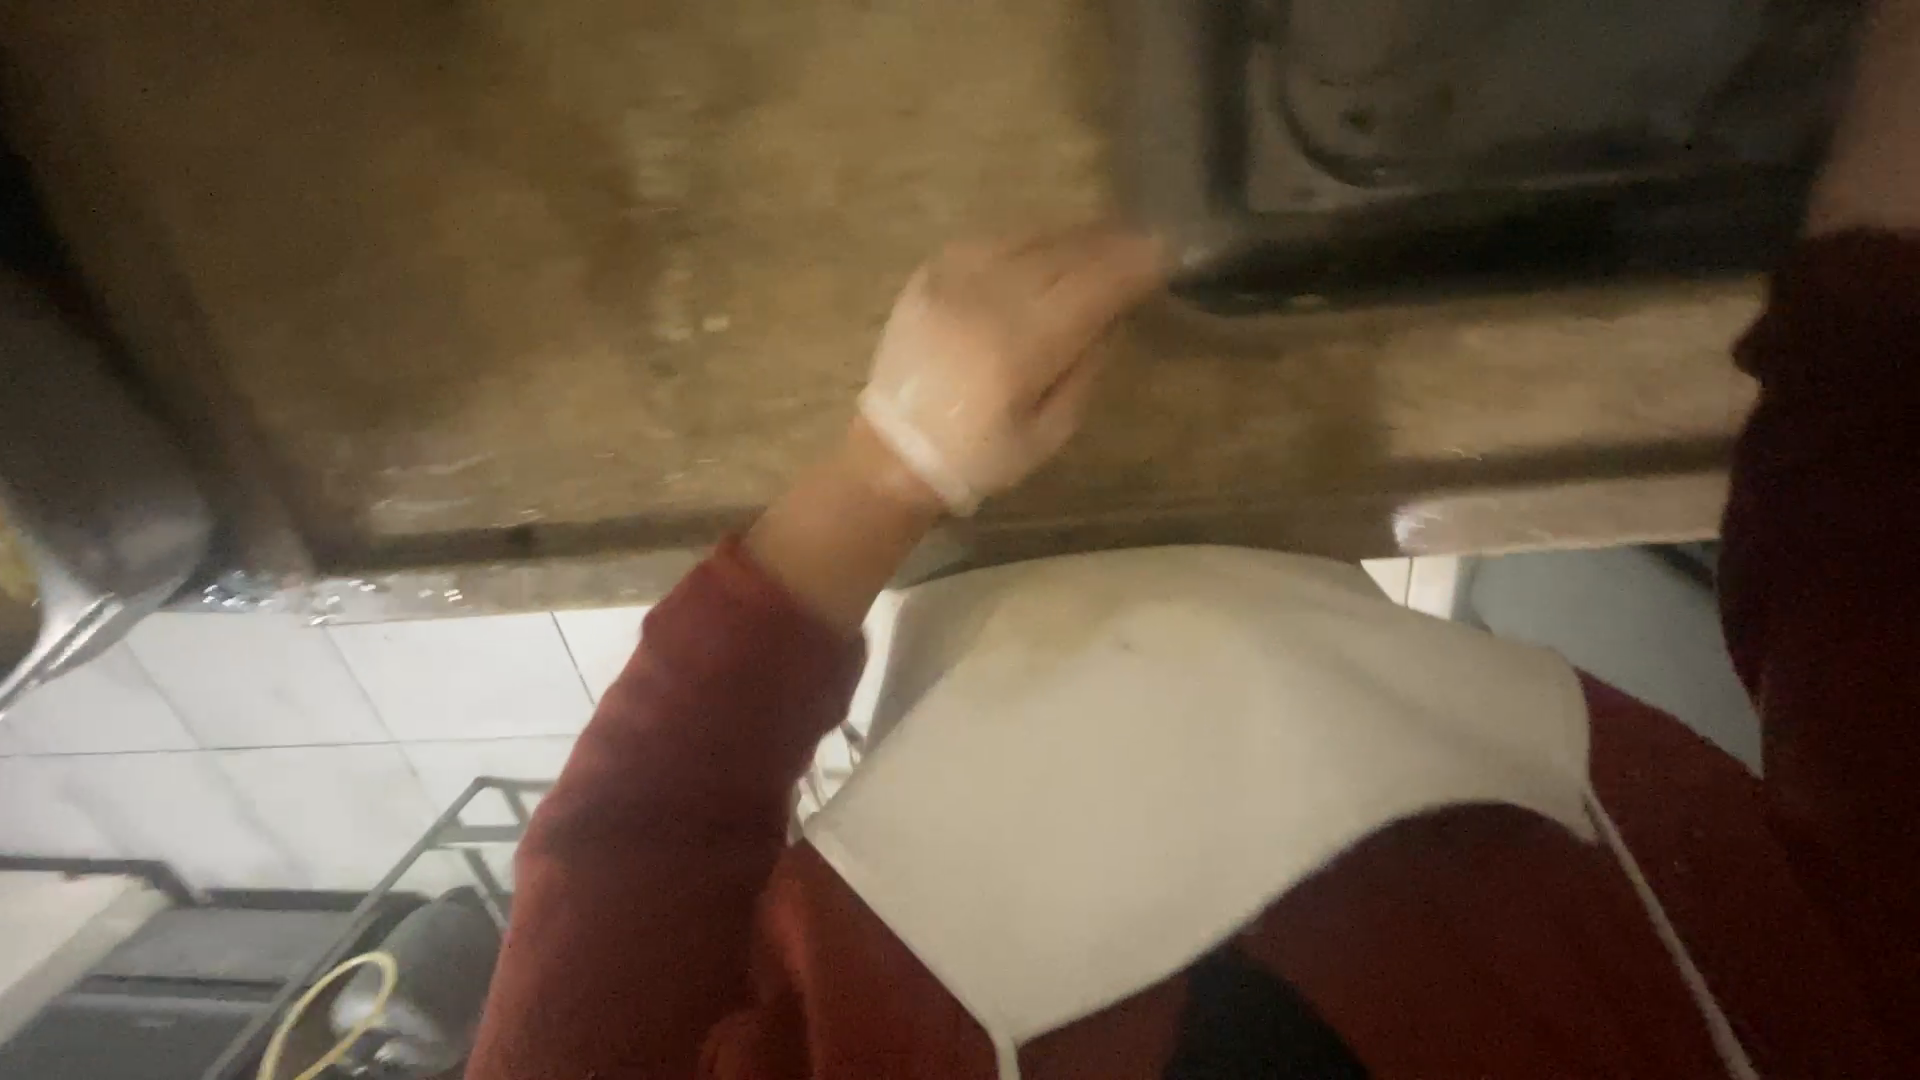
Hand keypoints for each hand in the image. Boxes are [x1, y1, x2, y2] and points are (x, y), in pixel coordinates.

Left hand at [858, 224, 1165, 514]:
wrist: (894, 455)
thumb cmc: (978, 459)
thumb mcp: (1048, 434)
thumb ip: (1085, 371)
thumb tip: (1112, 318)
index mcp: (1019, 350)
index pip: (1092, 288)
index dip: (1132, 266)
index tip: (1163, 253)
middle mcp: (986, 303)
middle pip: (1063, 255)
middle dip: (1108, 244)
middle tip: (1141, 239)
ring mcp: (951, 284)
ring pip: (1026, 239)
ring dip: (1070, 236)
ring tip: (1100, 238)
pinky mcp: (926, 279)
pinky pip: (986, 242)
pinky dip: (1024, 239)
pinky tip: (1043, 246)